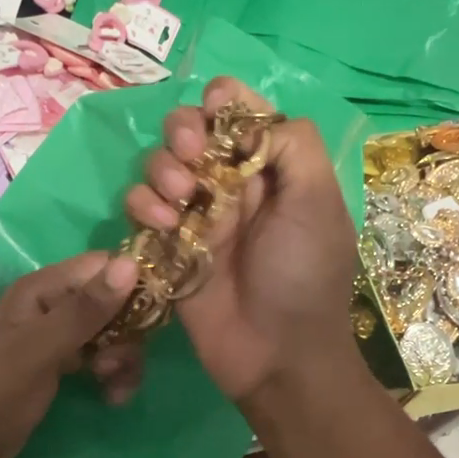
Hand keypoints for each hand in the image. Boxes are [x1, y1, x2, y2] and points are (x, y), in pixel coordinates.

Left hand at [0, 253, 138, 457]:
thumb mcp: (40, 350)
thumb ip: (84, 310)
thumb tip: (130, 265)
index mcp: (44, 288)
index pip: (105, 266)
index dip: (135, 284)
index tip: (157, 316)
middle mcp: (54, 303)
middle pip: (115, 302)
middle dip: (129, 334)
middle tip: (115, 367)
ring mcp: (59, 334)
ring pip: (113, 333)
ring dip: (124, 359)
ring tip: (115, 389)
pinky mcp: (63, 363)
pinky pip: (103, 357)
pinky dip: (114, 375)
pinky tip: (112, 397)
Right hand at [124, 77, 360, 402]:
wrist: (276, 354)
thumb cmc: (304, 276)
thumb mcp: (318, 202)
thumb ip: (294, 145)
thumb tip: (248, 120)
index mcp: (272, 169)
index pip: (239, 113)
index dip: (221, 103)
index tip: (216, 116)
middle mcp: (231, 186)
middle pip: (191, 130)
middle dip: (184, 132)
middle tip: (193, 160)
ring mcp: (195, 218)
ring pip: (160, 165)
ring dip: (161, 169)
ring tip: (179, 199)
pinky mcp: (166, 249)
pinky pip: (139, 209)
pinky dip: (143, 206)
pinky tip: (162, 227)